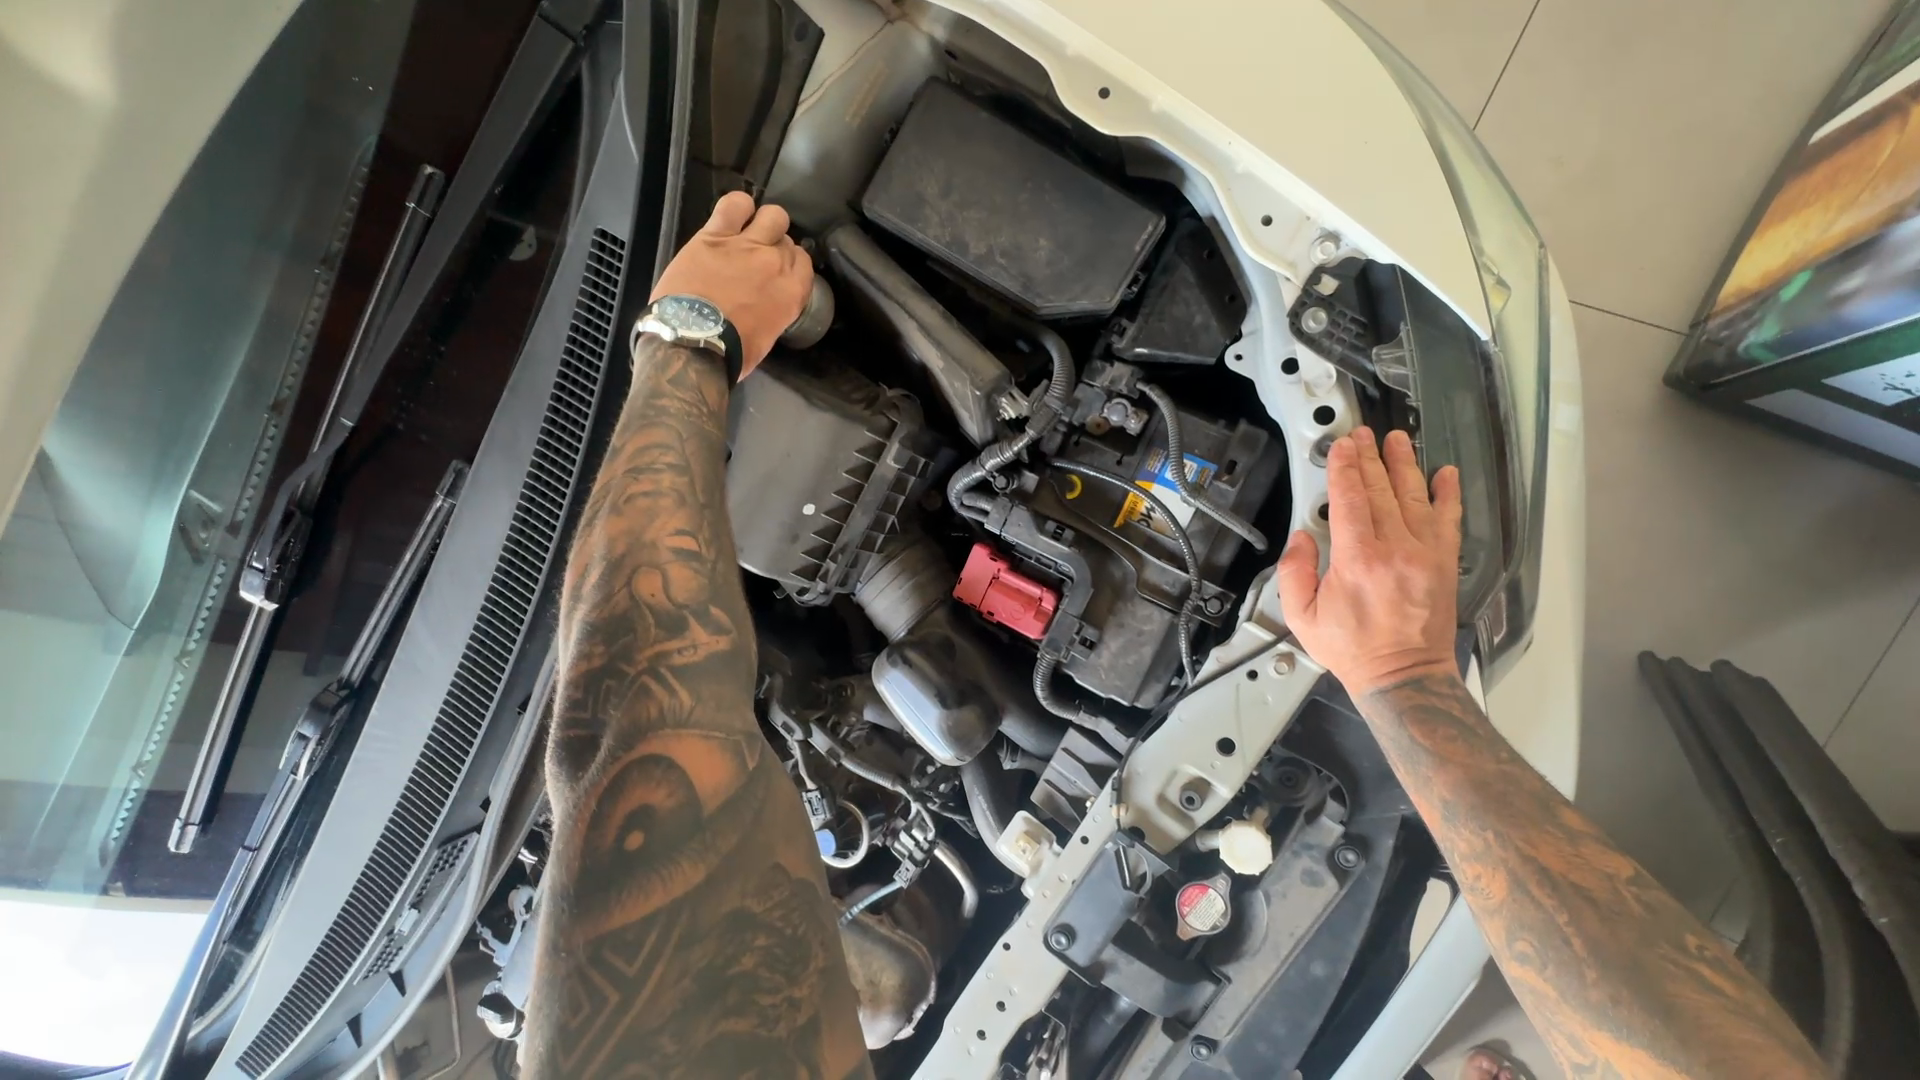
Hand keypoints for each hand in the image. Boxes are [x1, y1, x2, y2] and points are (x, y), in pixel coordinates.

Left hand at [651, 192, 811, 377]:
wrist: (693, 343)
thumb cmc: (732, 352)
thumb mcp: (767, 337)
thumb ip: (774, 312)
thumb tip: (768, 305)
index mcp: (792, 293)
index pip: (803, 263)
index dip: (792, 264)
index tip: (780, 271)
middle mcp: (776, 264)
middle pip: (787, 240)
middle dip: (777, 247)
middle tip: (760, 258)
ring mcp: (747, 245)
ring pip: (772, 216)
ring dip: (766, 222)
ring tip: (751, 232)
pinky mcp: (715, 236)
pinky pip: (734, 205)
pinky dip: (738, 206)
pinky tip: (735, 215)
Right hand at [1277, 427, 1462, 697]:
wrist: (1404, 675)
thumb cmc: (1354, 648)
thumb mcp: (1302, 616)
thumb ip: (1295, 572)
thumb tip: (1302, 538)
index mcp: (1357, 560)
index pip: (1350, 499)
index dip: (1344, 468)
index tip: (1341, 448)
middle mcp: (1395, 550)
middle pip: (1381, 490)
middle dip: (1369, 458)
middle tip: (1362, 435)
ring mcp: (1425, 554)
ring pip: (1414, 497)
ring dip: (1404, 465)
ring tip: (1397, 441)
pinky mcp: (1444, 562)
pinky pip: (1449, 519)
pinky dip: (1448, 494)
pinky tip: (1445, 474)